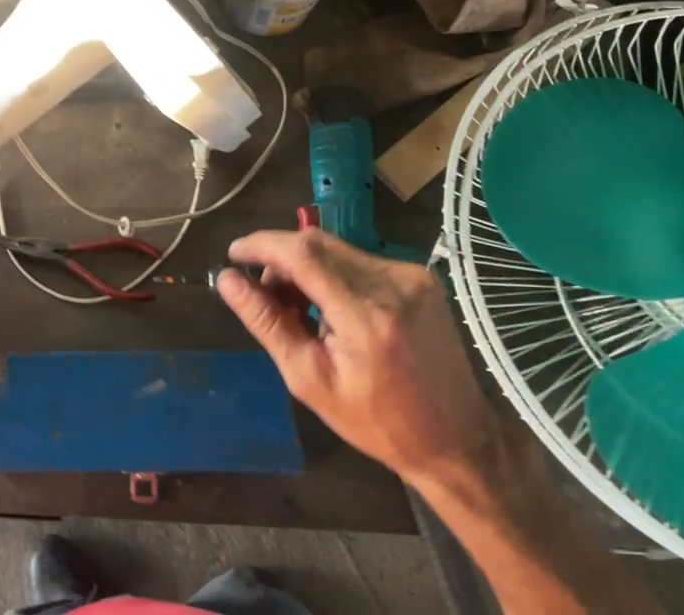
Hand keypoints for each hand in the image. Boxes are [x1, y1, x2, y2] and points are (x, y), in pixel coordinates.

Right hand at [216, 229, 498, 482]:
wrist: (456, 439)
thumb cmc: (375, 421)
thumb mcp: (309, 379)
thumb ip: (267, 323)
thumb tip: (228, 281)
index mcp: (365, 315)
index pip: (303, 253)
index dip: (261, 245)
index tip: (233, 254)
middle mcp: (393, 284)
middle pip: (317, 244)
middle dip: (280, 259)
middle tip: (264, 293)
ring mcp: (412, 276)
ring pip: (336, 249)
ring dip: (305, 266)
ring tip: (298, 309)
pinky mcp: (421, 277)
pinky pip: (359, 259)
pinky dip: (332, 273)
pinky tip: (330, 308)